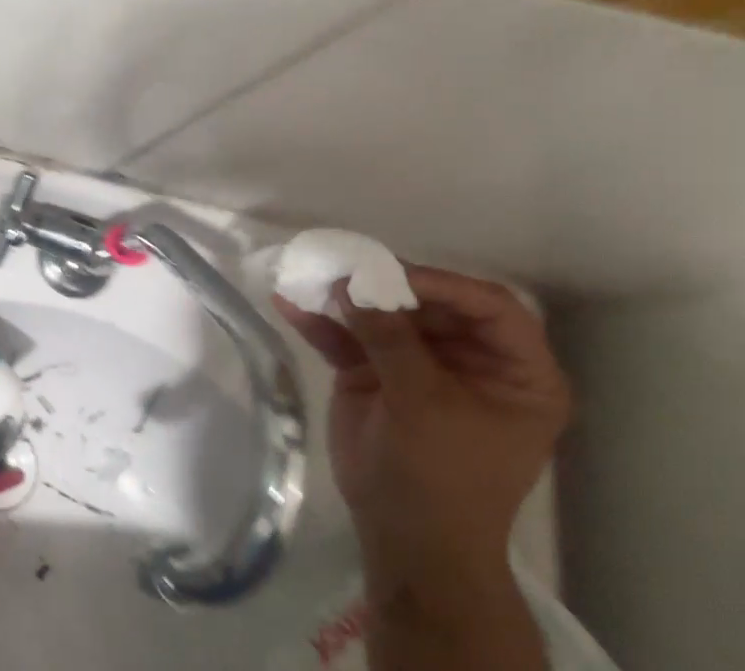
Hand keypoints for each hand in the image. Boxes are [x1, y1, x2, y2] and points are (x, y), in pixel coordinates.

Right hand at [274, 266, 571, 597]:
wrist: (406, 536)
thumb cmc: (443, 475)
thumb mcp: (424, 405)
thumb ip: (390, 341)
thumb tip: (350, 284)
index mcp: (515, 371)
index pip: (491, 308)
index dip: (444, 285)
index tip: (388, 272)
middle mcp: (469, 362)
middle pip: (431, 306)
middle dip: (385, 285)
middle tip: (340, 266)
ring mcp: (417, 369)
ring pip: (382, 318)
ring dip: (344, 299)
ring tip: (306, 276)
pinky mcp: (373, 378)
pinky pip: (347, 342)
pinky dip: (319, 325)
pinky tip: (287, 305)